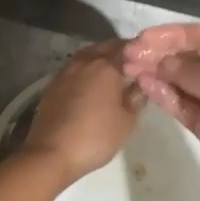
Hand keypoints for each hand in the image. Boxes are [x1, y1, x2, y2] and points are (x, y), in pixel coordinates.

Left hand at [18, 41, 145, 184]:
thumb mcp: (126, 121)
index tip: (148, 60)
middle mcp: (85, 61)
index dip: (139, 52)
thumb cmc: (95, 137)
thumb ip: (137, 97)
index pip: (127, 48)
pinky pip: (75, 67)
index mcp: (106, 66)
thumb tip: (141, 82)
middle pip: (106, 47)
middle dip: (120, 52)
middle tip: (132, 66)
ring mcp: (66, 70)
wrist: (51, 152)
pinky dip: (86, 69)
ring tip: (113, 74)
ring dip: (101, 59)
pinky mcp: (53, 82)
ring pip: (88, 55)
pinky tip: (91, 84)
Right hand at [121, 23, 199, 200]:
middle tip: (129, 54)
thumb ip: (196, 76)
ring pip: (181, 79)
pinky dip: (162, 93)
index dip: (173, 36)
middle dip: (160, 53)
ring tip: (128, 68)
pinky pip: (180, 102)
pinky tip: (143, 84)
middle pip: (189, 56)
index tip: (144, 38)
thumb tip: (163, 60)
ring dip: (156, 71)